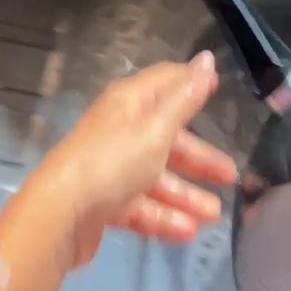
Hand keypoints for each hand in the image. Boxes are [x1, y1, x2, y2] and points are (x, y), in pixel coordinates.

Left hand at [31, 52, 238, 267]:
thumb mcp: (156, 127)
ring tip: (214, 215)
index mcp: (130, 102)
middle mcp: (121, 128)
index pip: (166, 82)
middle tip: (231, 174)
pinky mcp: (105, 201)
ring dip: (186, 193)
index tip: (219, 88)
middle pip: (167, 135)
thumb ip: (185, 97)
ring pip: (156, 175)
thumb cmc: (112, 161)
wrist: (59, 215)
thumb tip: (208, 58)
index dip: (192, 84)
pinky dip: (164, 215)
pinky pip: (141, 204)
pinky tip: (188, 233)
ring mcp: (112, 166)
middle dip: (199, 156)